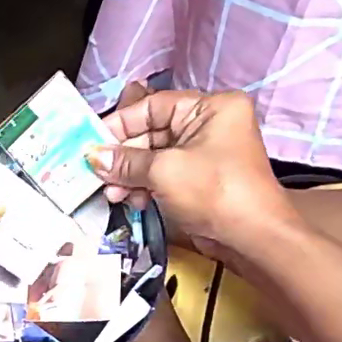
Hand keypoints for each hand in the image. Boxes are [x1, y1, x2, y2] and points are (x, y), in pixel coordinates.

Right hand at [86, 84, 302, 264]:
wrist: (250, 236)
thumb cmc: (213, 192)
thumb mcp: (163, 170)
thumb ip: (124, 161)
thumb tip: (92, 156)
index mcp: (210, 108)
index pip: (153, 106)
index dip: (119, 124)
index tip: (91, 144)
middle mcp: (206, 124)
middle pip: (149, 133)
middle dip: (122, 157)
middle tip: (98, 175)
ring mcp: (200, 152)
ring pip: (149, 157)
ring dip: (127, 175)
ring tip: (114, 194)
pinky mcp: (194, 177)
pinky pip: (158, 174)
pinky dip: (140, 186)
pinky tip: (129, 200)